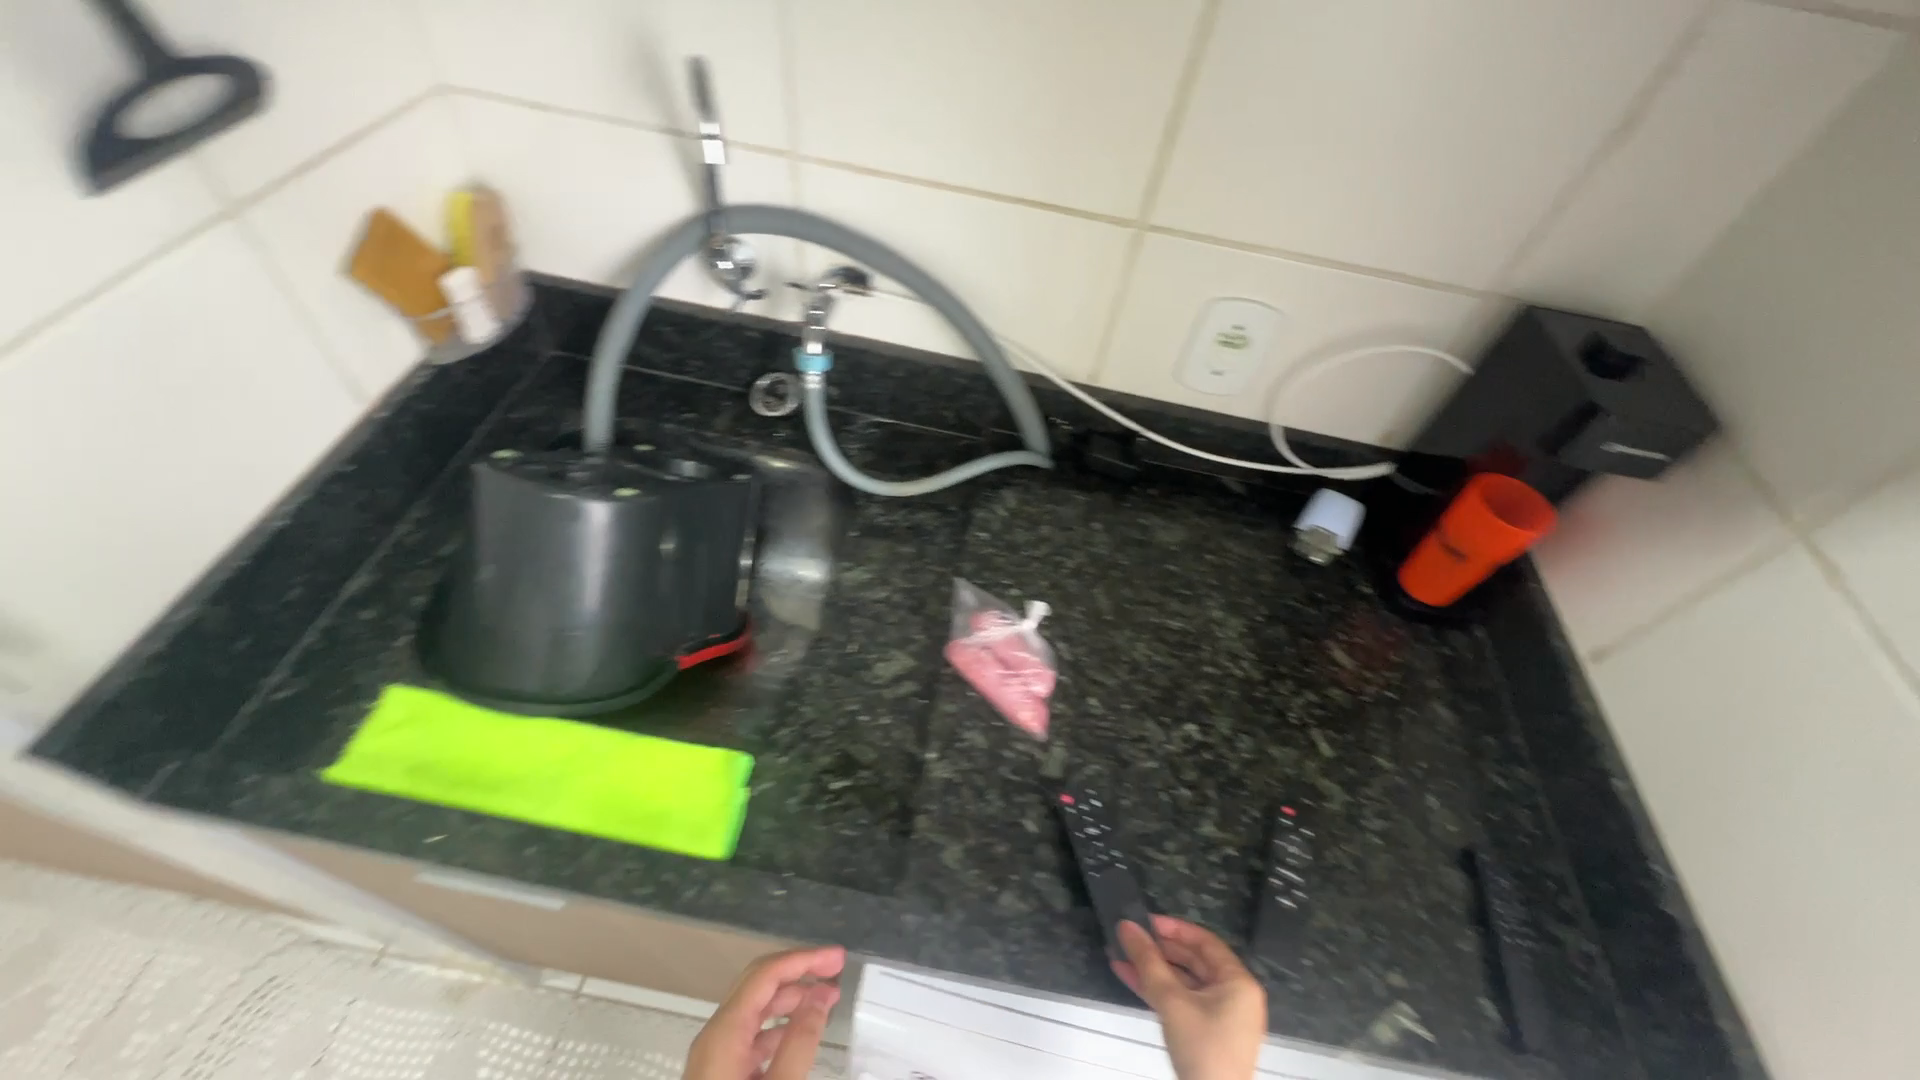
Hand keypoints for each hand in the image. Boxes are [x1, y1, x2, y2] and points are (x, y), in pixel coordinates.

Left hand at [686, 946, 845, 1079]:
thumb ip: (800, 1043)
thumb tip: (821, 997)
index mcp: (725, 1030)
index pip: (767, 972)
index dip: (805, 959)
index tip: (839, 958)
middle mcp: (715, 1033)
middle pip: (758, 982)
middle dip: (799, 970)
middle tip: (836, 970)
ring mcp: (713, 1052)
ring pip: (754, 1007)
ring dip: (791, 996)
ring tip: (826, 998)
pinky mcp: (717, 1070)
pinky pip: (750, 1031)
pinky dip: (778, 1022)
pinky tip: (799, 1031)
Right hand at [1112, 917, 1265, 1079]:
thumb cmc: (1202, 1048)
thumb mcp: (1172, 1001)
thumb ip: (1148, 961)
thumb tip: (1126, 925)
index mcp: (1238, 982)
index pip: (1205, 942)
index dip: (1175, 928)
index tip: (1146, 921)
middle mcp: (1234, 995)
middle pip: (1194, 961)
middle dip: (1159, 949)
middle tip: (1130, 938)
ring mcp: (1221, 1016)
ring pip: (1184, 982)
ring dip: (1153, 969)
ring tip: (1120, 955)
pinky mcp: (1207, 1033)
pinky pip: (1182, 1001)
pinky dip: (1158, 990)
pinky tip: (1128, 977)